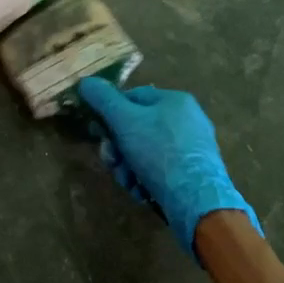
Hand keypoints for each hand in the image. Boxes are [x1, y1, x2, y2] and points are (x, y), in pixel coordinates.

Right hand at [78, 75, 260, 250]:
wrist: (197, 201)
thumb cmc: (159, 152)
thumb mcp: (124, 120)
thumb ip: (102, 99)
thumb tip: (86, 82)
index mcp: (174, 100)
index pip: (131, 96)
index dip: (109, 113)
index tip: (98, 133)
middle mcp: (187, 120)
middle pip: (137, 127)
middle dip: (118, 148)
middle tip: (112, 163)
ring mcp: (193, 148)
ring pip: (145, 151)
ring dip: (128, 167)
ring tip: (128, 183)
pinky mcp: (194, 174)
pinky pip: (160, 169)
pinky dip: (146, 179)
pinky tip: (141, 192)